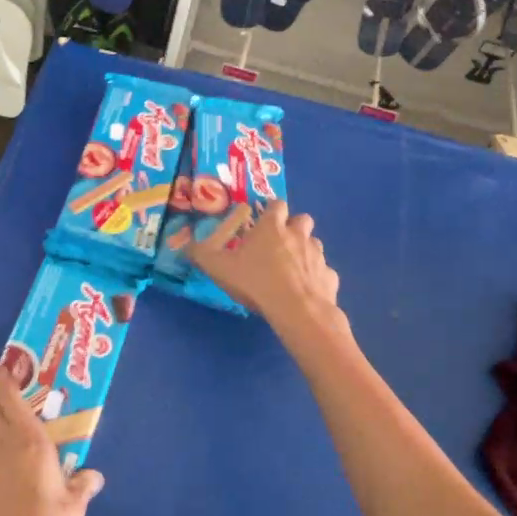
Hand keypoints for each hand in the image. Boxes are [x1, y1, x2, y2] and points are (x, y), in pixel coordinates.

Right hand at [188, 200, 344, 337]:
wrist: (297, 311)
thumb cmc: (256, 282)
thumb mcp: (218, 268)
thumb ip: (201, 255)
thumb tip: (185, 246)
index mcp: (272, 227)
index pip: (277, 204)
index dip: (271, 210)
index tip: (263, 221)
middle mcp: (298, 235)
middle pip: (302, 219)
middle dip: (293, 227)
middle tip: (278, 243)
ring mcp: (318, 255)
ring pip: (315, 244)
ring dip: (305, 250)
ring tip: (291, 268)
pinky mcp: (330, 277)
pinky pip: (324, 272)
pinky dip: (316, 278)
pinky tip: (305, 291)